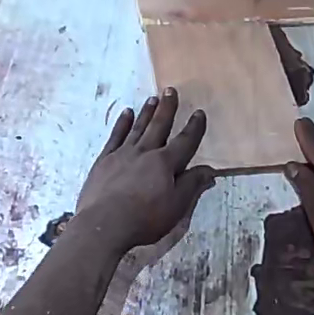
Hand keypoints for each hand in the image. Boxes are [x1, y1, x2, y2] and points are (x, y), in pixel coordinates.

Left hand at [73, 88, 215, 251]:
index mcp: (165, 163)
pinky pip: (115, 136)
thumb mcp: (176, 206)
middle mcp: (145, 152)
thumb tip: (209, 170)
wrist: (104, 224)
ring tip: (153, 98)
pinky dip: (122, 124)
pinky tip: (126, 114)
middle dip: (167, 109)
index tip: (199, 113)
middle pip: (159, 126)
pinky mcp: (104, 160)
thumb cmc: (144, 218)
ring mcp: (122, 154)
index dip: (194, 128)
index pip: (184, 142)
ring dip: (147, 113)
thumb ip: (192, 185)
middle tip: (170, 90)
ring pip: (138, 127)